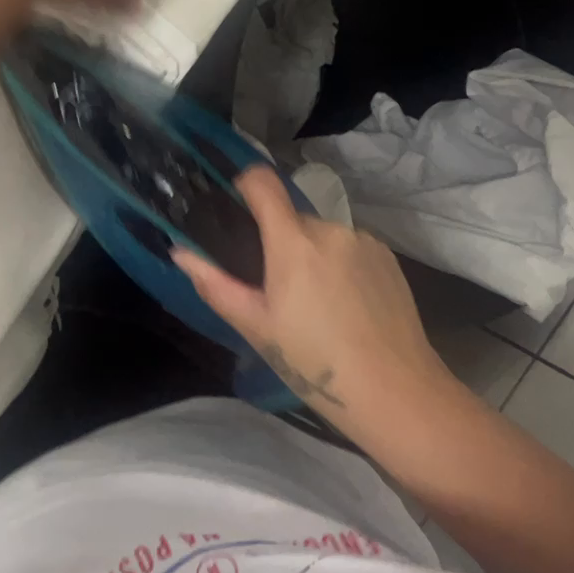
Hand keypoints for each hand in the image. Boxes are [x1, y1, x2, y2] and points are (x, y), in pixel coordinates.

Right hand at [173, 168, 463, 432]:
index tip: (234, 205)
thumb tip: (180, 252)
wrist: (393, 390)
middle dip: (278, 243)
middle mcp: (330, 229)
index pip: (262, 182)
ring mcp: (364, 241)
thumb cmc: (313, 362)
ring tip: (316, 306)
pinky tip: (345, 307)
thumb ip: (214, 284)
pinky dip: (339, 266)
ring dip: (311, 256)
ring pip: (321, 236)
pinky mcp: (388, 257)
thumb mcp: (255, 327)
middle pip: (290, 218)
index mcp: (292, 242)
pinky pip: (350, 248)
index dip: (243, 183)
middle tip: (276, 291)